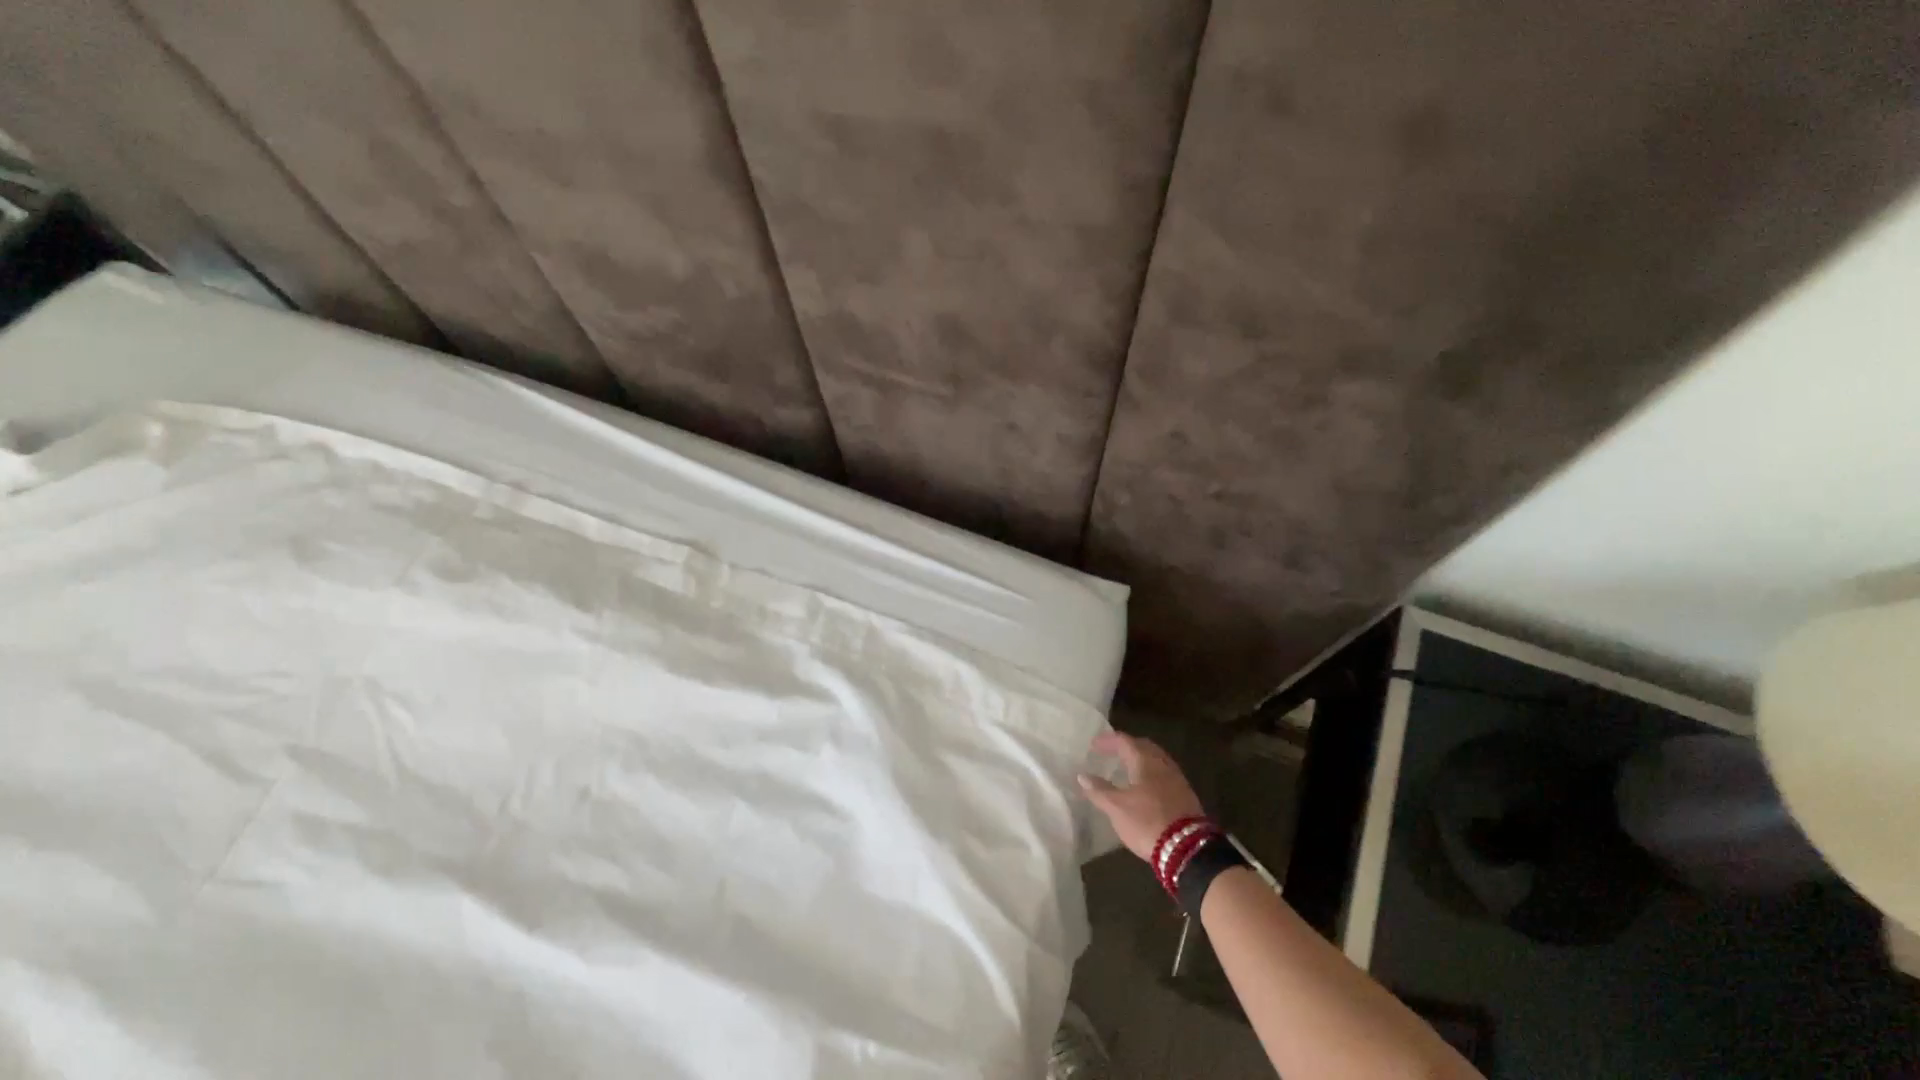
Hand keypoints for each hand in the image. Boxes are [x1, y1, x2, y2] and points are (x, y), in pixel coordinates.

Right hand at [1078, 731, 1204, 861]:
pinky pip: (1164, 775)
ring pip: (1156, 761)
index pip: (1125, 741)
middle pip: (1144, 747)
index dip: (1108, 741)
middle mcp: (1163, 765)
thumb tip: (1082, 776)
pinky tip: (1144, 787)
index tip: (1094, 745)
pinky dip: (1150, 774)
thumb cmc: (1147, 822)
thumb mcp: (1116, 808)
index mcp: (1146, 762)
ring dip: (1140, 760)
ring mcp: (1177, 780)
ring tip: (1126, 769)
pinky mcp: (1185, 795)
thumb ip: (1099, 790)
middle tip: (1111, 752)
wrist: (1187, 848)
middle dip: (1126, 747)